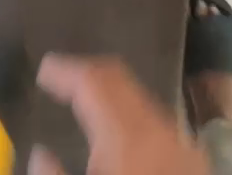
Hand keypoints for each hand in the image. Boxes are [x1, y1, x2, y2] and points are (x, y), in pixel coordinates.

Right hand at [29, 54, 210, 174]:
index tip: (43, 69)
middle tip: (60, 78)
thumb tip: (39, 155)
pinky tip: (118, 141)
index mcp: (126, 135)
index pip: (93, 81)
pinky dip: (128, 117)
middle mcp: (157, 127)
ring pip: (139, 100)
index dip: (66, 70)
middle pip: (119, 80)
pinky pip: (154, 122)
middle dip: (88, 75)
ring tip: (83, 103)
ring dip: (110, 95)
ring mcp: (180, 143)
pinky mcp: (192, 162)